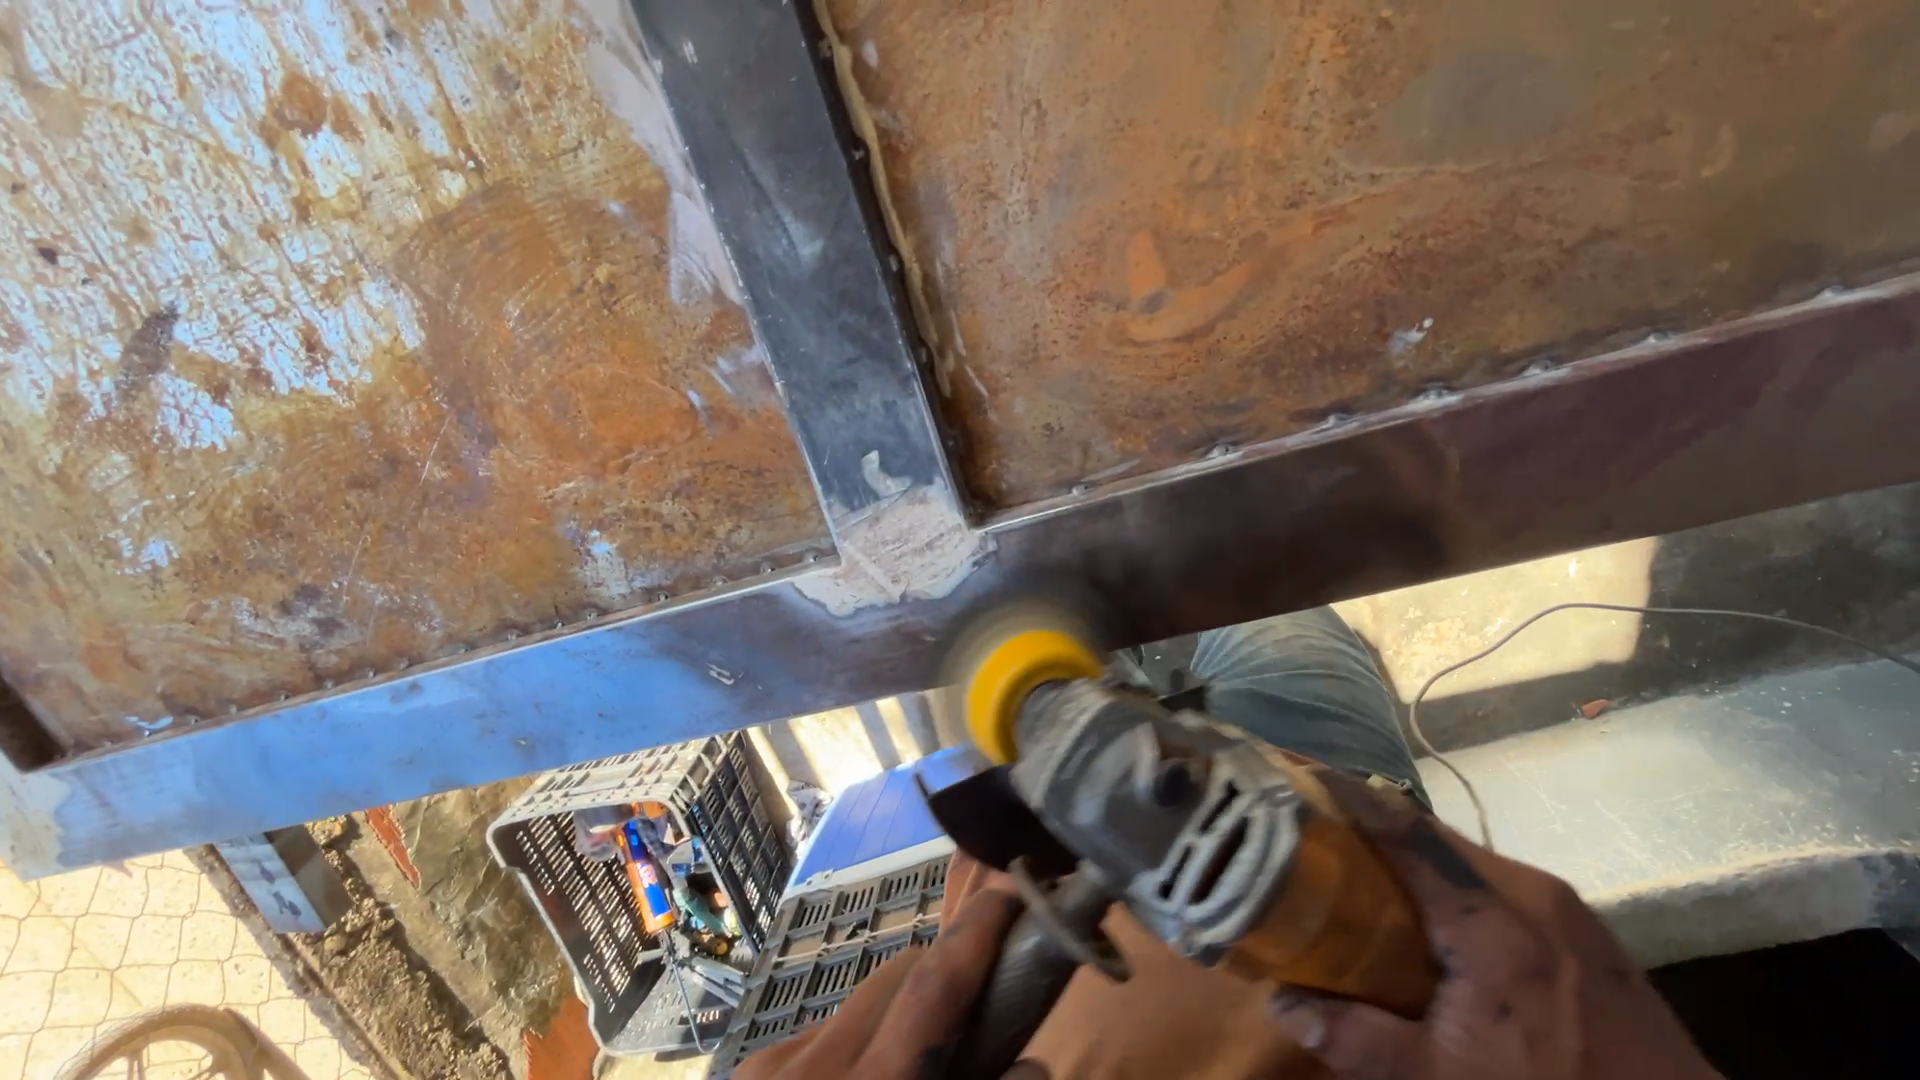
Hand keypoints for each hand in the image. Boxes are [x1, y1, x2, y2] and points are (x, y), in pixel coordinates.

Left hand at [735, 851, 1023, 1079]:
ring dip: (898, 1007)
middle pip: (900, 973)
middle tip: (976, 995)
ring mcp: (774, 1060)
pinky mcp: (750, 1063)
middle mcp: (817, 1062)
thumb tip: (1035, 1063)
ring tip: (911, 1050)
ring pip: (862, 996)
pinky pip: (824, 1024)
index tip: (1011, 887)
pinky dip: (855, 1035)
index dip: (979, 929)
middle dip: (944, 968)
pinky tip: (860, 1072)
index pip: (936, 985)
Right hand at [1267, 773, 1720, 1079]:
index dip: (1351, 796)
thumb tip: (1283, 1001)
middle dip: (1372, 824)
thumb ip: (1358, 1040)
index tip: (1301, 772)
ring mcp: (1565, 906)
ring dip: (1412, 853)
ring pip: (1467, 856)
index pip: (1406, 832)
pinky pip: (1497, 880)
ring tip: (1363, 868)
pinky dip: (1451, 880)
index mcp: (1491, 921)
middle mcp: (1530, 892)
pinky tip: (1433, 914)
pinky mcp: (1585, 928)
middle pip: (1433, 835)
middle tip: (1317, 830)